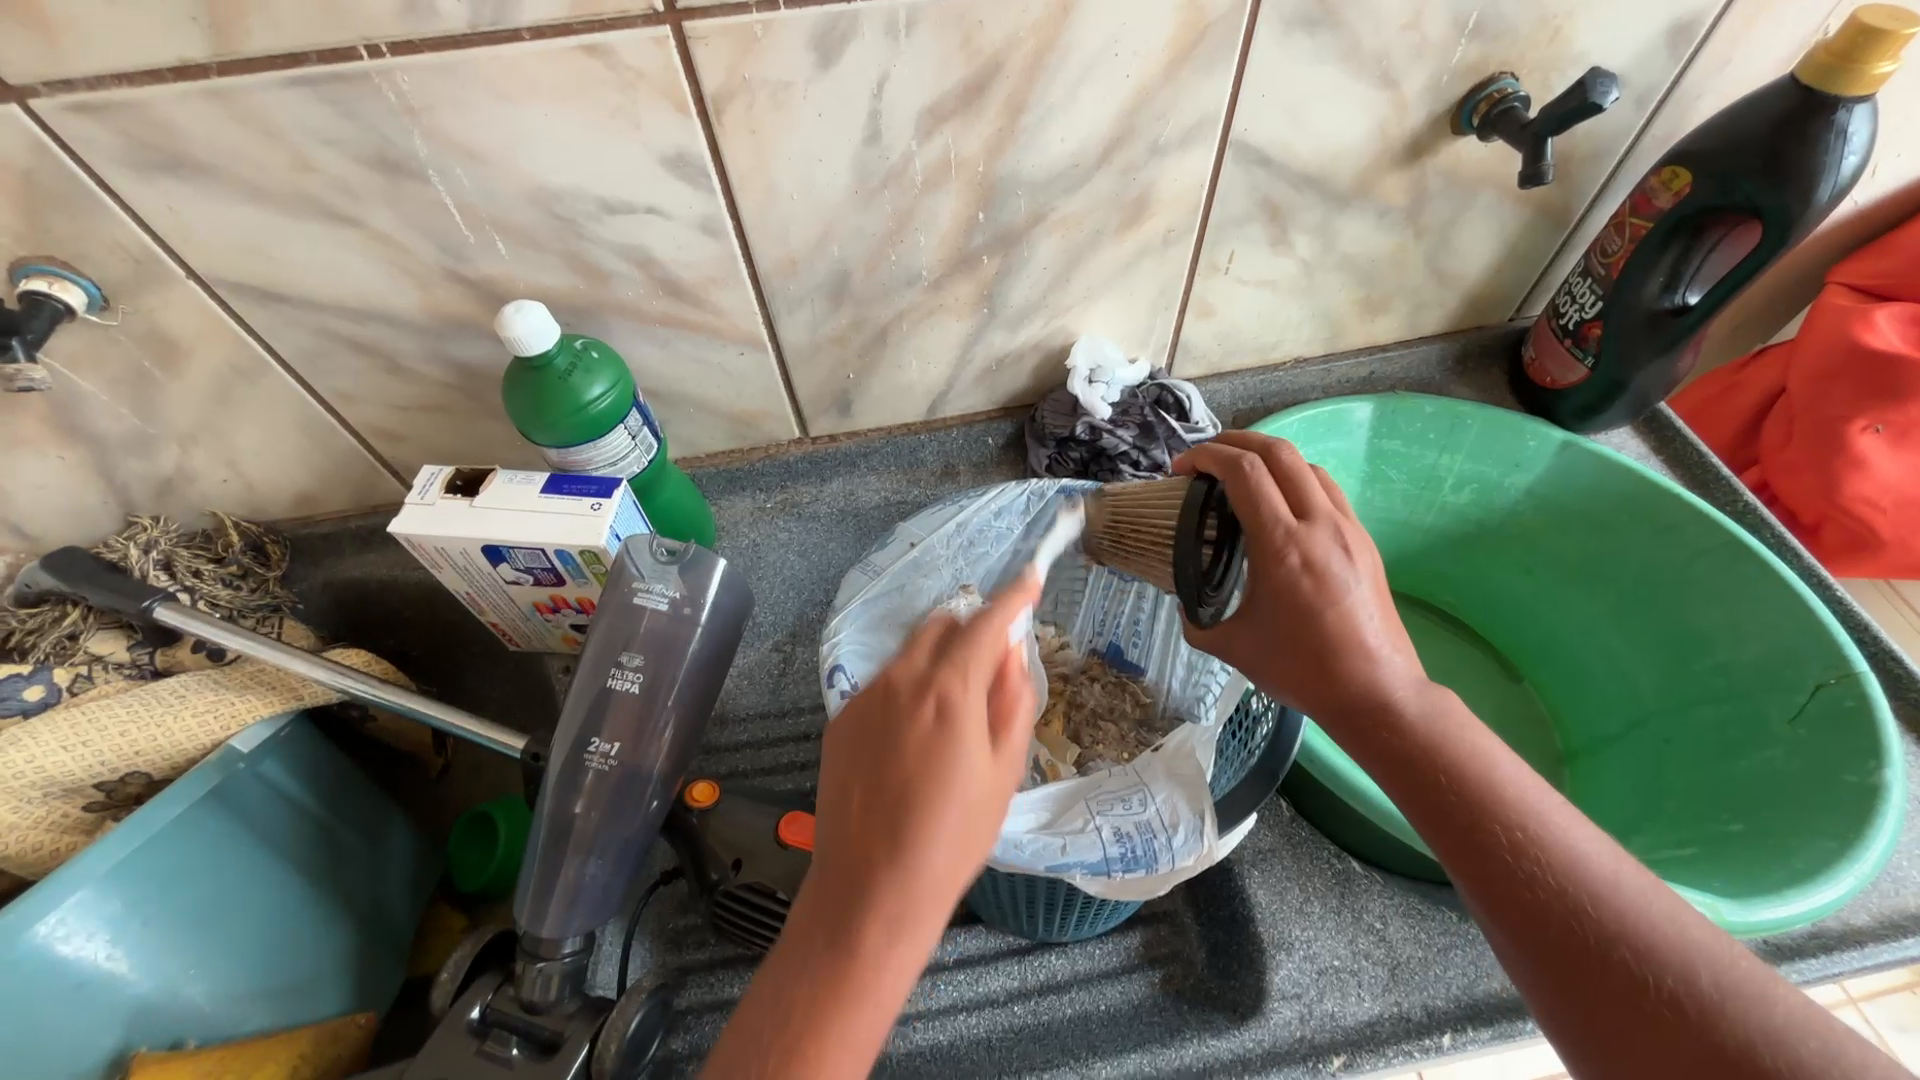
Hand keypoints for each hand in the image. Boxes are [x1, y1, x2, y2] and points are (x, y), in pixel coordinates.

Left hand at [805, 573, 1042, 930]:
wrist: (871, 888)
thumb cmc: (953, 837)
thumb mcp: (1003, 770)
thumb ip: (1011, 699)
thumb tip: (1011, 650)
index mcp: (949, 690)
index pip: (986, 621)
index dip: (1013, 597)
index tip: (1031, 580)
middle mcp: (901, 679)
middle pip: (942, 624)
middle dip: (972, 627)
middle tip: (993, 659)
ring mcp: (864, 697)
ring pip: (910, 652)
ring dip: (939, 657)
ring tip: (955, 708)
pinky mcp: (841, 719)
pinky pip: (883, 683)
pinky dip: (908, 687)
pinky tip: (914, 735)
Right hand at [1175, 432, 1430, 724]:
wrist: (1375, 692)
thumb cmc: (1300, 670)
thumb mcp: (1232, 646)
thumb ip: (1196, 619)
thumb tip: (1184, 602)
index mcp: (1282, 545)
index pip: (1243, 471)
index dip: (1207, 457)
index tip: (1181, 469)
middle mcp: (1319, 524)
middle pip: (1277, 451)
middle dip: (1234, 441)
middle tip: (1204, 458)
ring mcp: (1347, 528)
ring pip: (1307, 465)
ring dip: (1267, 457)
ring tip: (1239, 474)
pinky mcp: (1363, 540)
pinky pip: (1326, 489)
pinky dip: (1294, 478)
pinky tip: (1278, 502)